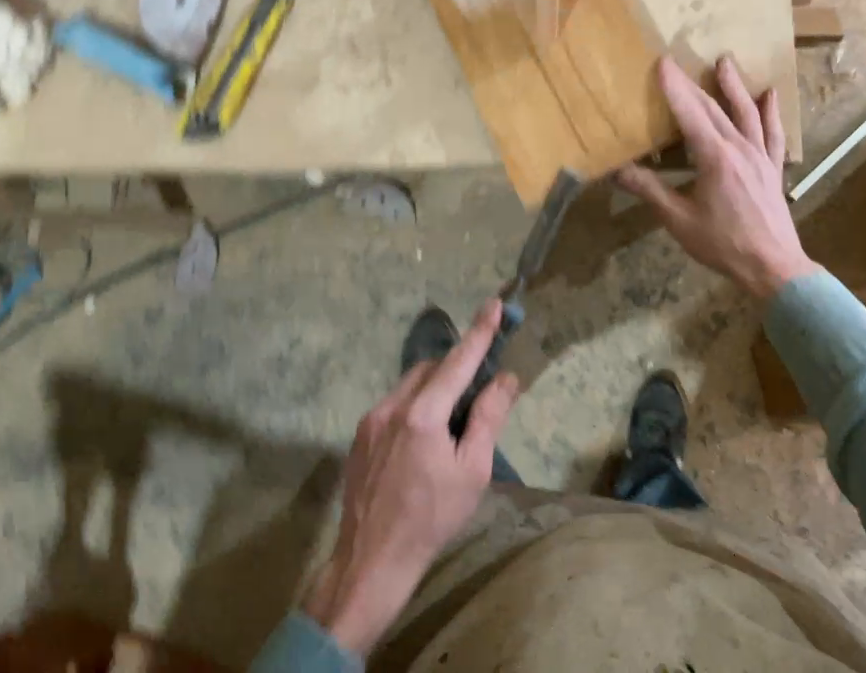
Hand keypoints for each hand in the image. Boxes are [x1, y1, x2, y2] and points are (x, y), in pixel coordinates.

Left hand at [301, 299, 520, 656]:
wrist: (372, 561)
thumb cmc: (432, 518)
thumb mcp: (473, 470)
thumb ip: (489, 418)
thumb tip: (507, 378)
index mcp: (423, 414)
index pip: (458, 361)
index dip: (480, 332)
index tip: (494, 304)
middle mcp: (391, 407)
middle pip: (430, 368)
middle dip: (455, 368)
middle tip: (478, 391)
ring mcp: (370, 421)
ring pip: (409, 386)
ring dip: (433, 390)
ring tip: (451, 425)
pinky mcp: (358, 437)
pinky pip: (393, 407)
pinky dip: (414, 409)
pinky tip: (423, 444)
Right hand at [616, 55, 819, 299]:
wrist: (773, 266)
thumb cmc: (723, 245)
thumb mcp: (679, 220)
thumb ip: (650, 191)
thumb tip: (616, 171)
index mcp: (715, 157)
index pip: (690, 114)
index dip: (675, 87)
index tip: (663, 62)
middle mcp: (739, 148)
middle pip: (714, 109)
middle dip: (693, 84)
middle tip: (678, 63)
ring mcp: (760, 156)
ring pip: (746, 113)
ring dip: (734, 86)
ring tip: (725, 62)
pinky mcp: (772, 168)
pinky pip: (772, 133)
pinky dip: (771, 112)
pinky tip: (770, 95)